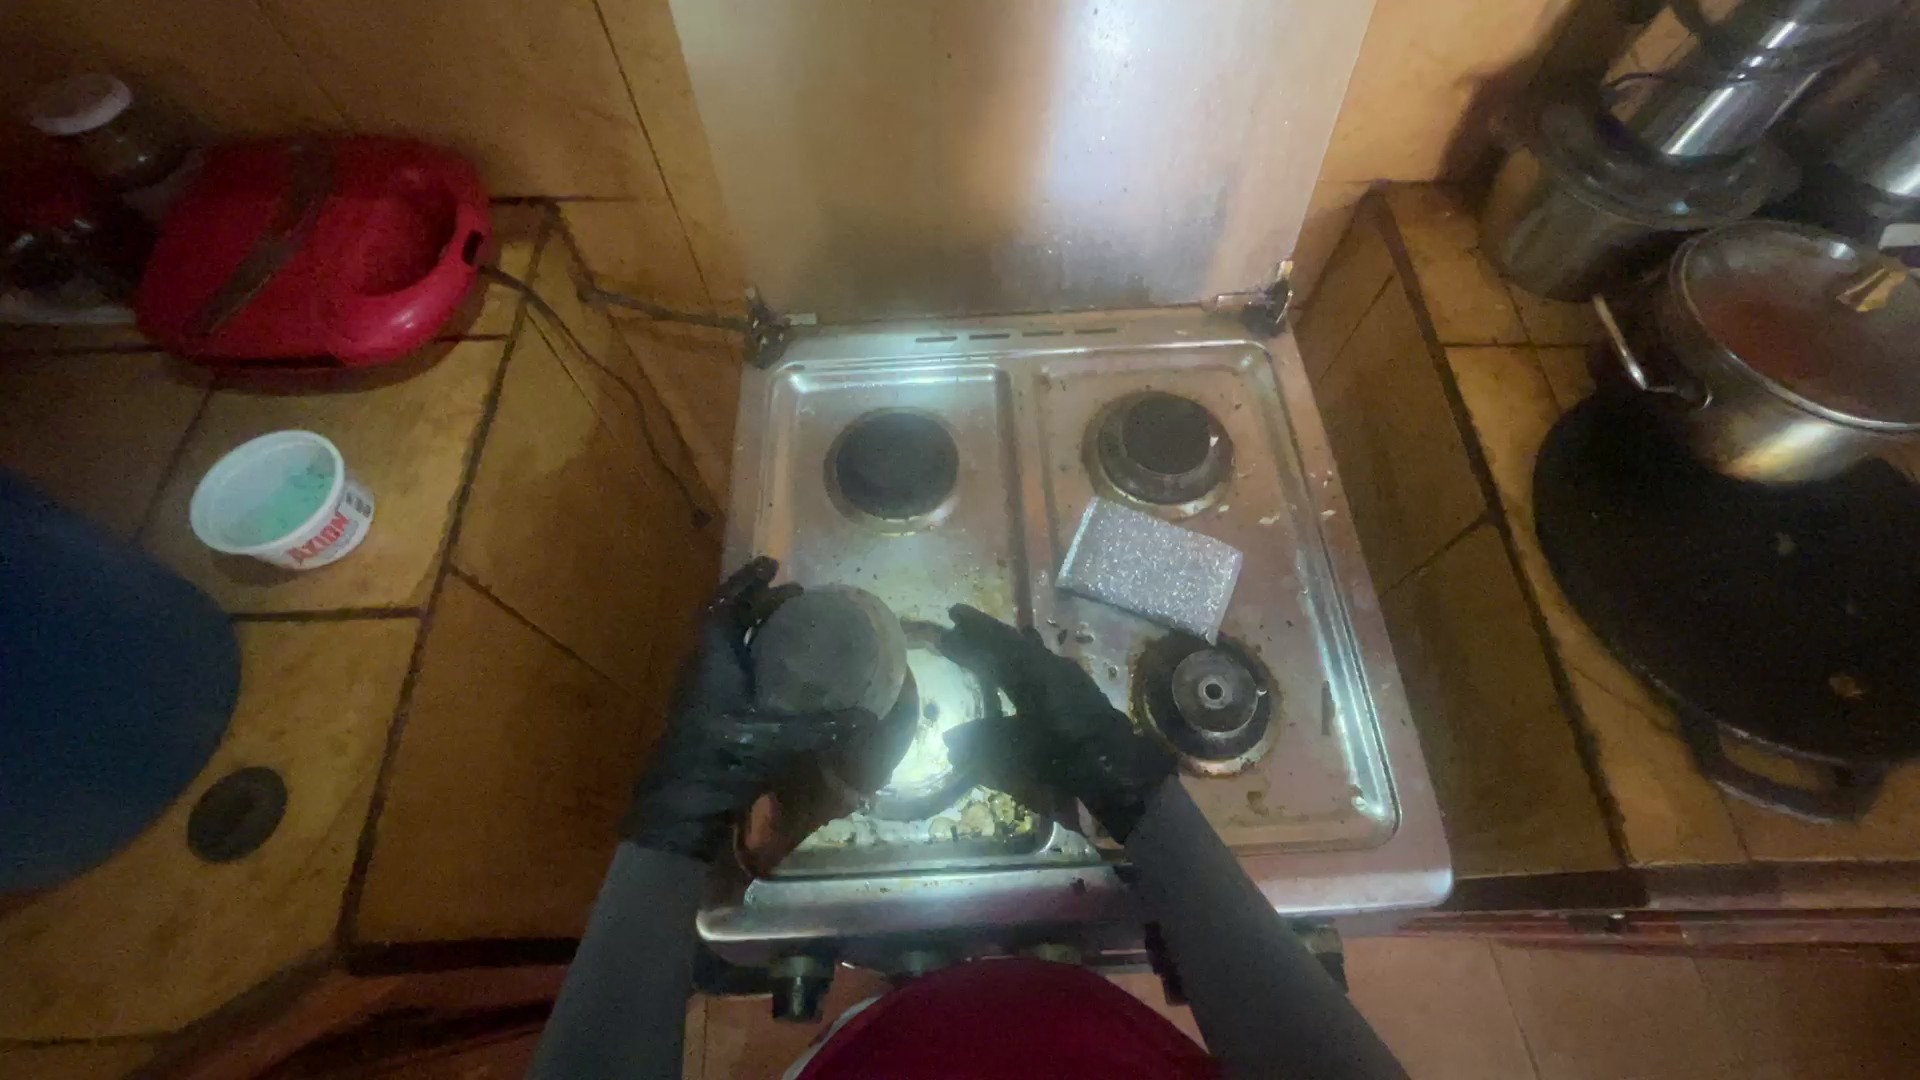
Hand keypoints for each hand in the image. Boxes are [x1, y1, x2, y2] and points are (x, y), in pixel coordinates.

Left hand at [622, 557, 868, 861]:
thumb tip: (870, 717)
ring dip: (756, 625)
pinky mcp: (708, 709)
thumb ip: (823, 726)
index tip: (773, 565)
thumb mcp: (777, 740)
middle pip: (730, 621)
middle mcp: (704, 668)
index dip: (747, 582)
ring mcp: (703, 689)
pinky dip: (754, 651)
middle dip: (761, 602)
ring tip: (791, 619)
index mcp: (713, 662)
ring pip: (729, 642)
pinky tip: (778, 664)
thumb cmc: (723, 762)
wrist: (682, 809)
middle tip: (797, 594)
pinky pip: (731, 663)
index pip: (725, 606)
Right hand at [939, 604, 1174, 841]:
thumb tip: (949, 739)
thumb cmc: (1066, 759)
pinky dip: (1026, 649)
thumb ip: (985, 742)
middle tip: (958, 616)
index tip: (944, 632)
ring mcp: (1066, 672)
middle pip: (1009, 641)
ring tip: (986, 631)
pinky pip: (1043, 655)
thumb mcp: (1020, 755)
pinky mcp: (1078, 683)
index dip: (966, 642)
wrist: (1118, 766)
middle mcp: (1047, 666)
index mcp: (1030, 677)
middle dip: (983, 629)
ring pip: (1027, 646)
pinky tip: (1028, 646)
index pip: (991, 650)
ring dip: (1004, 638)